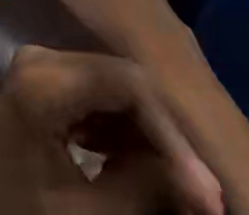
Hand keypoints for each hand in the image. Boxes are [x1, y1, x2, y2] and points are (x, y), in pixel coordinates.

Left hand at [0, 46, 222, 214]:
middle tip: (200, 190)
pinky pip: (97, 98)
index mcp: (45, 79)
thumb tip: (207, 185)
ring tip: (178, 183)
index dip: (173, 136)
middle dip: (163, 138)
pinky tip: (139, 168)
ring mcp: (42, 66)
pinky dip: (122, 134)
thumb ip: (144, 189)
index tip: (206, 191)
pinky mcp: (44, 83)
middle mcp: (44, 57)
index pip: (130, 86)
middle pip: (125, 82)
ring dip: (147, 137)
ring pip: (116, 90)